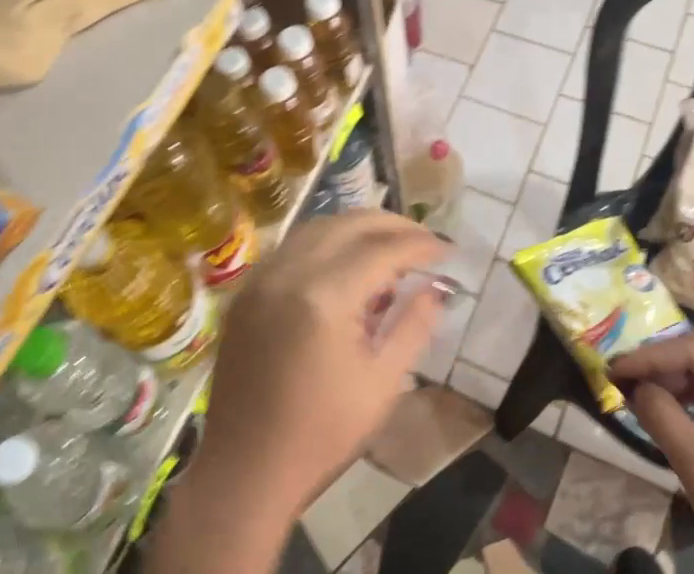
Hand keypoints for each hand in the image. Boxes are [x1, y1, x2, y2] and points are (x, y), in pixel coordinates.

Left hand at [191, 212, 446, 519]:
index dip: (421, 245)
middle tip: (424, 241)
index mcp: (324, 296)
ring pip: (317, 228)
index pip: (383, 249)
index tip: (448, 251)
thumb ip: (413, 325)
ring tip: (389, 249)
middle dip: (391, 225)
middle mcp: (288, 272)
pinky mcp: (246, 291)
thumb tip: (436, 288)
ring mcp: (261, 278)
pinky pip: (291, 247)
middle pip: (348, 224)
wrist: (245, 469)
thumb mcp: (382, 384)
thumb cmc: (321, 434)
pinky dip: (325, 244)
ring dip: (357, 229)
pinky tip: (344, 266)